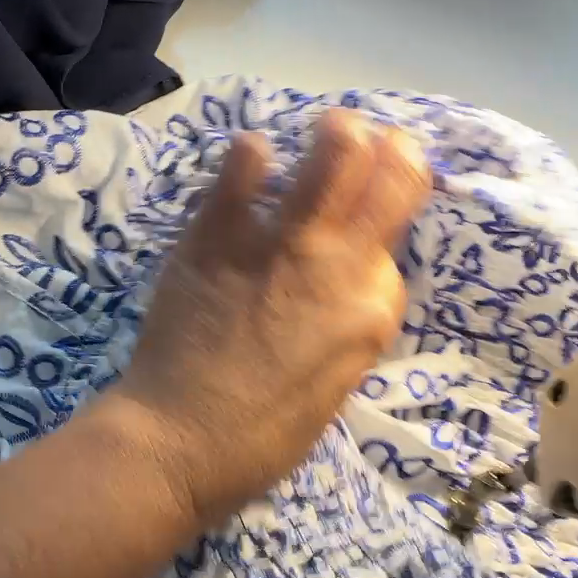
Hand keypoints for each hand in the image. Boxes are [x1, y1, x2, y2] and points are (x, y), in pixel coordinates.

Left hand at [101, 110, 428, 525]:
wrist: (177, 445)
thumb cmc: (256, 438)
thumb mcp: (330, 385)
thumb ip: (344, 324)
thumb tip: (341, 282)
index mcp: (374, 311)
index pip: (399, 237)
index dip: (385, 214)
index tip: (367, 210)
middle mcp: (341, 264)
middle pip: (396, 169)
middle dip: (386, 149)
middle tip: (358, 152)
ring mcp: (278, 243)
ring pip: (338, 146)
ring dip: (335, 132)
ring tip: (318, 138)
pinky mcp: (217, 234)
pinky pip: (245, 163)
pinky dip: (249, 155)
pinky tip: (247, 165)